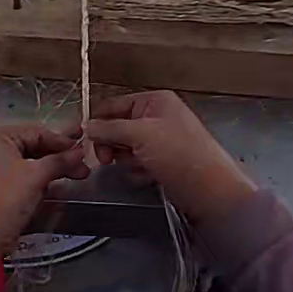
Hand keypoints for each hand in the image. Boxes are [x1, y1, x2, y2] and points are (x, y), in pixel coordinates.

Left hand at [0, 124, 89, 255]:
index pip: (37, 132)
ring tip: (79, 175)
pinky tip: (61, 186)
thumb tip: (80, 153)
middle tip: (85, 164)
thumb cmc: (5, 199)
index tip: (85, 148)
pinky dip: (42, 181)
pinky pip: (25, 177)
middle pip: (34, 147)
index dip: (63, 141)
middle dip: (60, 157)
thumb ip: (60, 161)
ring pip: (31, 163)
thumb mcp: (35, 176)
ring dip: (54, 169)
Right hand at [85, 91, 256, 225]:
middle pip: (118, 127)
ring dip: (125, 159)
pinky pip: (137, 163)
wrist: (209, 190)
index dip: (98, 120)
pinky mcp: (162, 162)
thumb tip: (87, 126)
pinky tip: (146, 177)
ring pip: (125, 147)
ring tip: (137, 167)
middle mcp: (157, 117)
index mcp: (155, 101)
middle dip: (111, 144)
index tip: (83, 138)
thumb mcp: (140, 134)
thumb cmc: (179, 154)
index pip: (115, 105)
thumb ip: (110, 128)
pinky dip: (137, 171)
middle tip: (106, 159)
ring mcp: (160, 140)